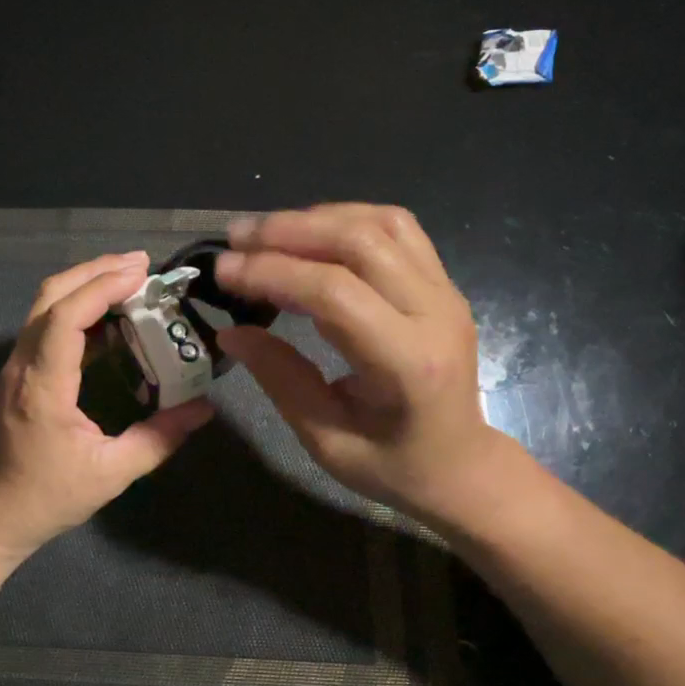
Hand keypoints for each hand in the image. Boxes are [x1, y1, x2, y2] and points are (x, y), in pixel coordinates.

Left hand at [0, 251, 214, 557]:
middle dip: (95, 272)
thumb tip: (204, 408)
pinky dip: (78, 309)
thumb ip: (159, 438)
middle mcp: (23, 366)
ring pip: (45, 306)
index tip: (141, 274)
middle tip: (142, 265)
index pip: (64, 319)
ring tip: (132, 281)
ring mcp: (17, 366)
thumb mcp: (112, 473)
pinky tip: (113, 319)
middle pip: (50, 297)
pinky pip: (46, 325)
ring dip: (85, 285)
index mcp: (42, 387)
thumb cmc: (50, 495)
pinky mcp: (20, 372)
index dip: (101, 289)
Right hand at [215, 204, 513, 520]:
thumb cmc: (391, 465)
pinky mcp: (442, 282)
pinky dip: (345, 219)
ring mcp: (445, 292)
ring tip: (264, 233)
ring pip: (381, 223)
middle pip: (360, 241)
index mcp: (406, 363)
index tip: (223, 271)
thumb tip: (230, 332)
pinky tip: (308, 234)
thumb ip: (280, 379)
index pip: (334, 292)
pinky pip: (397, 228)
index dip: (272, 272)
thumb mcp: (325, 440)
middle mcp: (435, 313)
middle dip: (288, 232)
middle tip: (236, 240)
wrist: (461, 466)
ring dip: (315, 219)